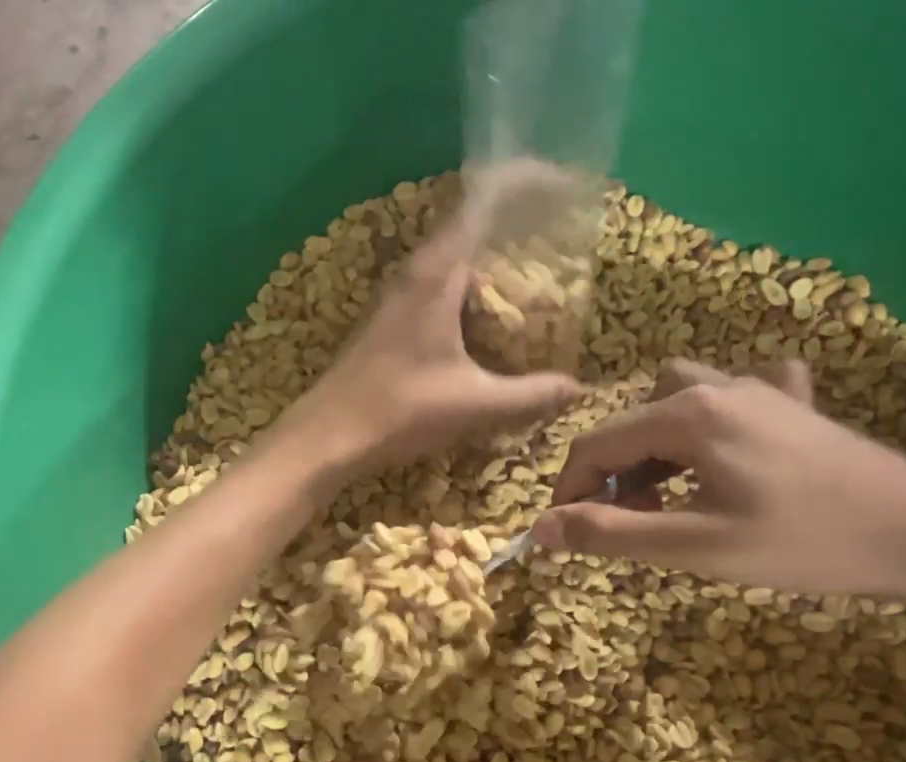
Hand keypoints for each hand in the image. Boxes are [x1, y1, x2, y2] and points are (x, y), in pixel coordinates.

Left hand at [275, 173, 585, 470]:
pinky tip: (492, 318)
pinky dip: (472, 288)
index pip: (485, 199)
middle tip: (565, 235)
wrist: (325, 437)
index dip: (528, 180)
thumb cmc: (398, 412)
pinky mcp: (389, 319)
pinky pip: (440, 284)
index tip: (567, 184)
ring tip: (540, 273)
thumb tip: (580, 388)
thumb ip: (531, 394)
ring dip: (494, 259)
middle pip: (472, 224)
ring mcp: (397, 295)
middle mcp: (414, 272)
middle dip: (519, 222)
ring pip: (454, 258)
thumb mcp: (474, 404)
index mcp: (436, 273)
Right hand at [533, 358, 905, 597]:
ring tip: (666, 489)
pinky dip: (719, 416)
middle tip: (624, 522)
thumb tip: (539, 529)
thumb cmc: (804, 543)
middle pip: (632, 420)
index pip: (595, 446)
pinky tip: (732, 445)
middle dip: (611, 471)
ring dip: (654, 440)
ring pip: (678, 396)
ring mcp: (763, 392)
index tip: (562, 533)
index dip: (568, 490)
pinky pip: (743, 392)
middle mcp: (718, 388)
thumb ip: (610, 533)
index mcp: (687, 416)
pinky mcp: (797, 409)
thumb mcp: (695, 547)